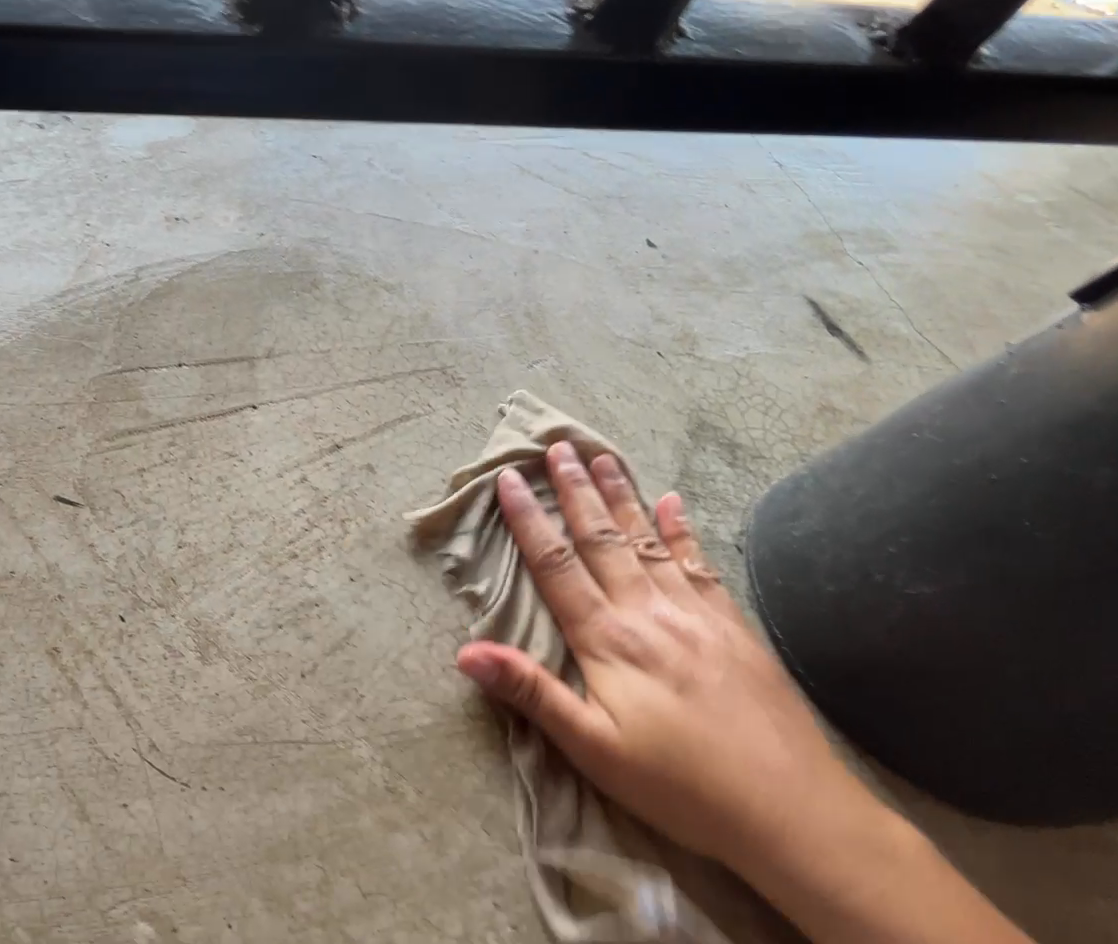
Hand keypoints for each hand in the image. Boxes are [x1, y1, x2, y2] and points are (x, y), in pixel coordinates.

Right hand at [455, 441, 878, 872]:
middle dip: (574, 490)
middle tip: (558, 446)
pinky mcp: (731, 626)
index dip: (527, 519)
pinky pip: (699, 563)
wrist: (794, 812)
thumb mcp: (591, 748)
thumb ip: (529, 692)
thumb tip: (464, 652)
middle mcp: (648, 612)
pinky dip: (680, 528)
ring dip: (620, 495)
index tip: (508, 478)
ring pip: (647, 539)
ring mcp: (695, 614)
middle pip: (601, 538)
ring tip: (601, 457)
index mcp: (608, 640)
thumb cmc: (678, 785)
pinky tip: (672, 501)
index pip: (555, 565)